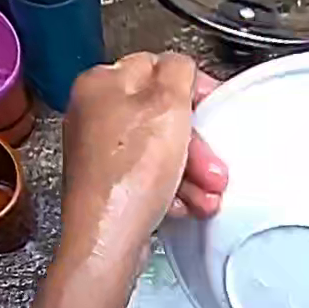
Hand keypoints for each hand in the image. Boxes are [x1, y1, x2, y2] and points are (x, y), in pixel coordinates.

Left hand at [59, 52, 227, 274]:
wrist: (107, 240)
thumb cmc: (128, 176)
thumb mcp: (168, 105)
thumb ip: (179, 71)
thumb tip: (180, 67)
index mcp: (100, 85)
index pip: (155, 69)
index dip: (192, 91)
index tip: (213, 108)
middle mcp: (94, 118)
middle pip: (160, 119)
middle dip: (194, 146)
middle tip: (214, 168)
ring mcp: (99, 158)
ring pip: (157, 155)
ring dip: (190, 175)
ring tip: (209, 196)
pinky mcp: (108, 191)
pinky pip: (147, 183)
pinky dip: (171, 192)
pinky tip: (188, 206)